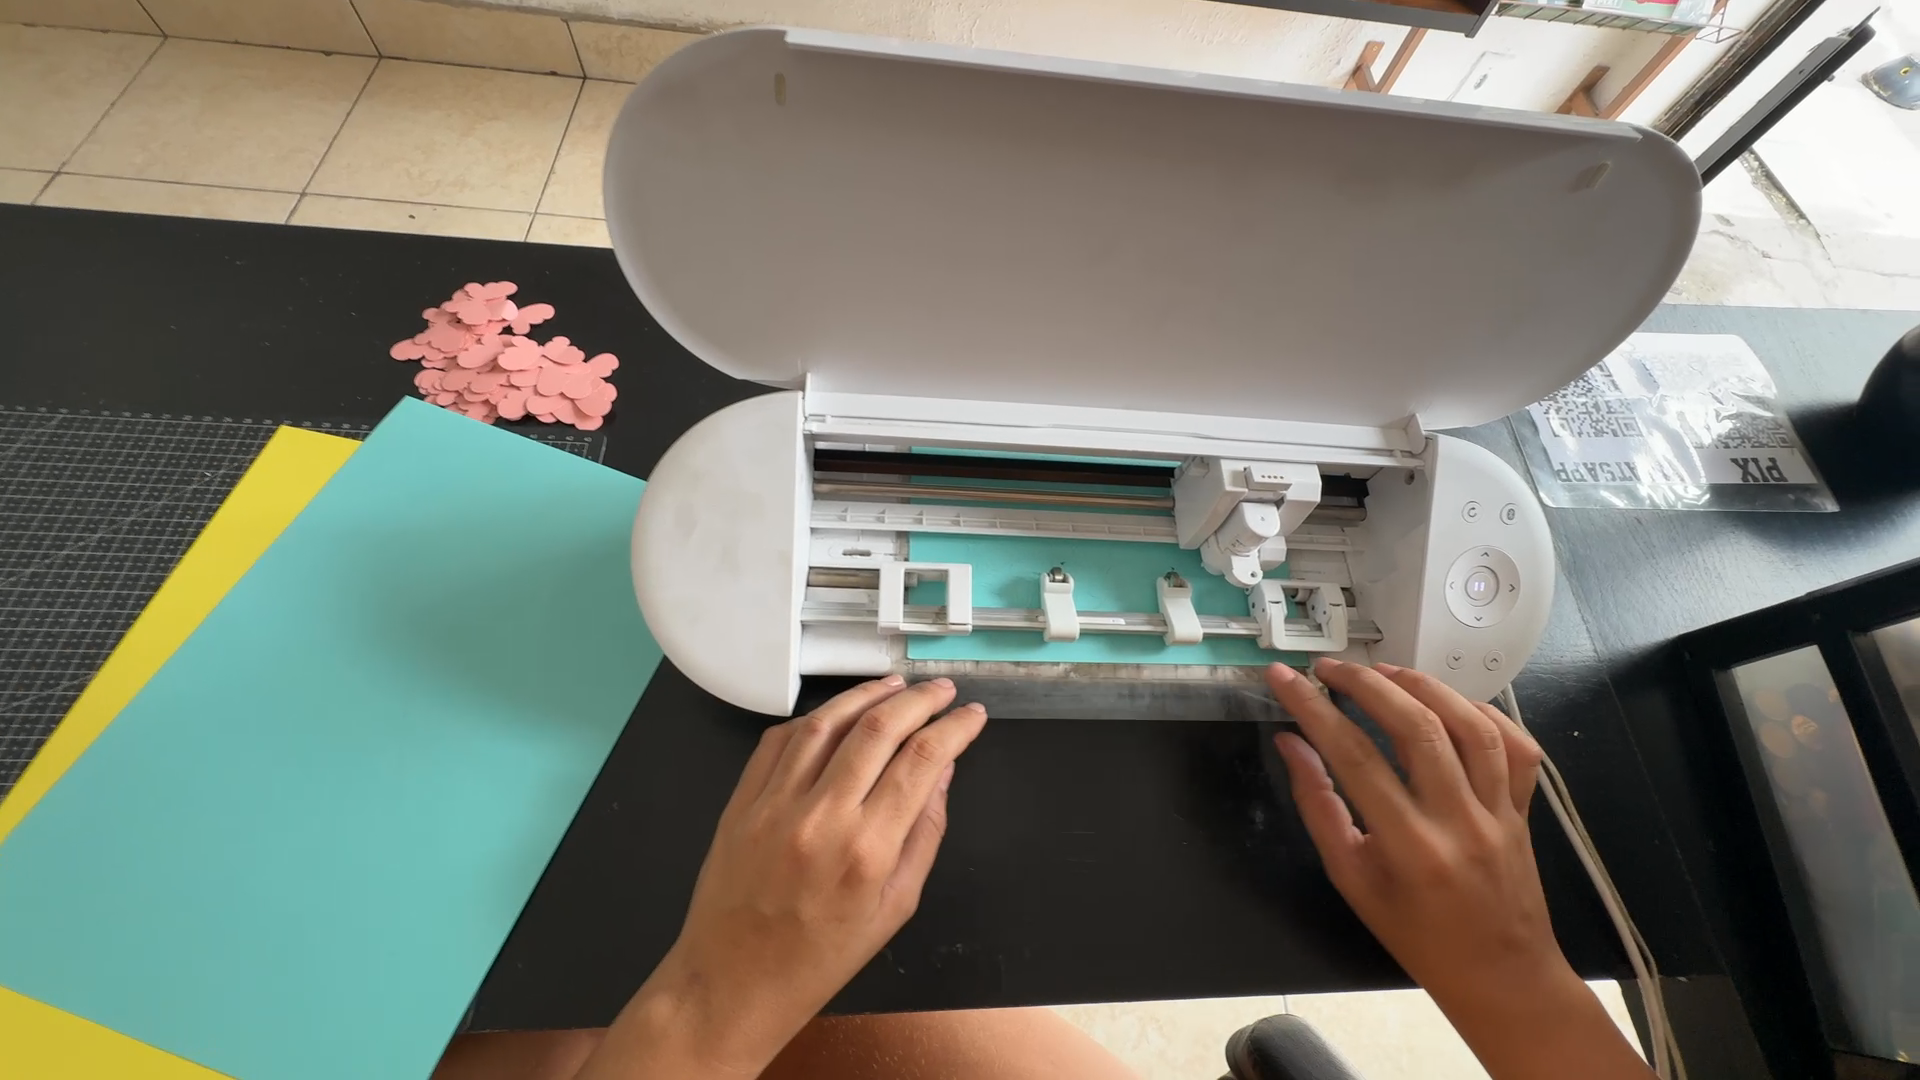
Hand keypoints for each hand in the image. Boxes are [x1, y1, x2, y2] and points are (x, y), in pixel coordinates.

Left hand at [580, 676, 987, 1079]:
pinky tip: (839, 711)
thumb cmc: (822, 957)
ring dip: (868, 694)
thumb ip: (925, 833)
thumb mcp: (894, 908)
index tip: (972, 714)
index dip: (955, 728)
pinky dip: (817, 716)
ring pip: (828, 722)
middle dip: (919, 700)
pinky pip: (782, 738)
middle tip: (941, 689)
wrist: (730, 983)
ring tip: (896, 684)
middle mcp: (822, 816)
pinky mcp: (743, 798)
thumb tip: (943, 770)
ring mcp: (775, 802)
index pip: (922, 761)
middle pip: (879, 729)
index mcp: (867, 850)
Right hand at [1268, 658, 1648, 1078]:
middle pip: (1417, 728)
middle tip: (1329, 668)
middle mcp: (1460, 822)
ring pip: (1470, 727)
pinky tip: (1443, 700)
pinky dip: (1481, 711)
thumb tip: (1290, 742)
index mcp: (1409, 846)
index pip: (1353, 756)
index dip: (1312, 708)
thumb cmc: (1413, 932)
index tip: (1282, 677)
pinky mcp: (1526, 809)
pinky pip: (1516, 747)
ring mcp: (1501, 812)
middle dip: (1366, 684)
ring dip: (1422, 686)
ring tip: (1381, 670)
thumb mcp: (1349, 877)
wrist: (1503, 977)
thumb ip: (1317, 804)